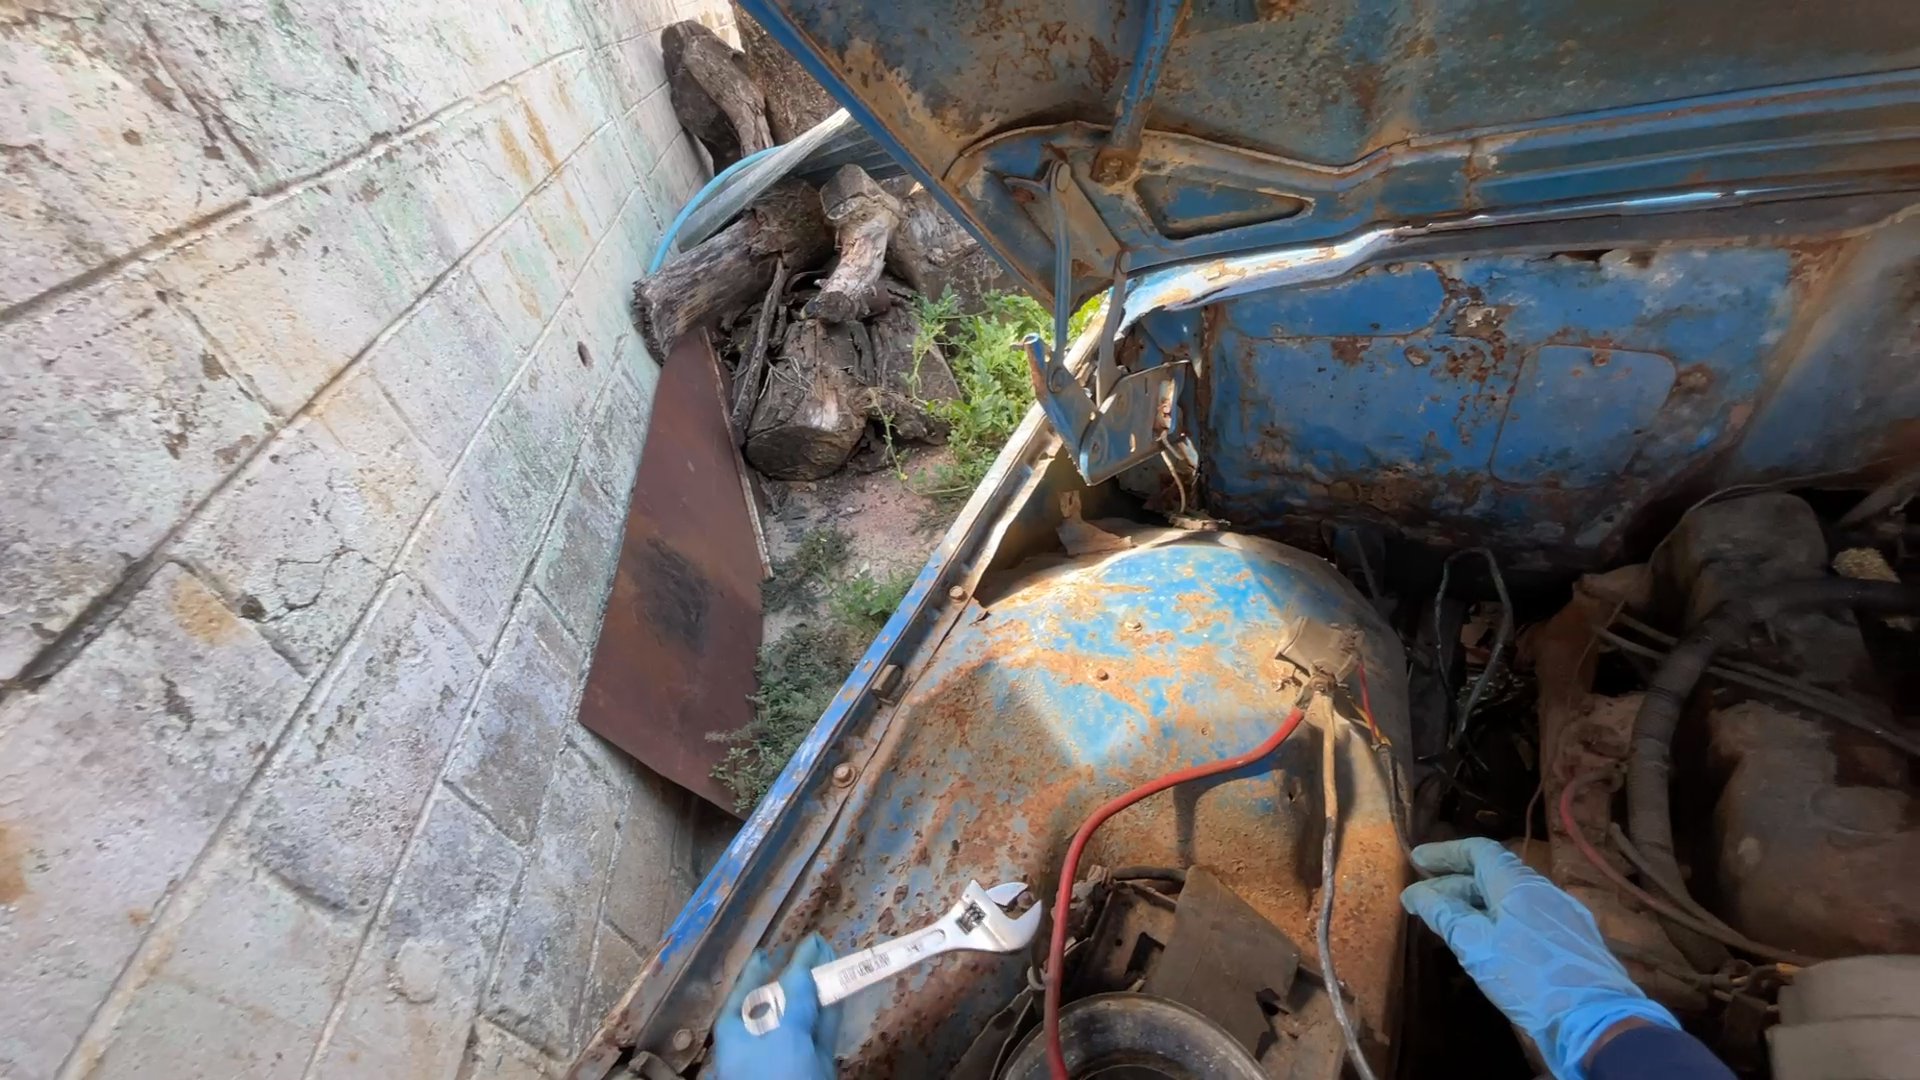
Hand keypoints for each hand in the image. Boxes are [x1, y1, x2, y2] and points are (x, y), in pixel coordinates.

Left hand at [713, 933, 840, 1079]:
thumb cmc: (777, 1077)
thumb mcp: (784, 1033)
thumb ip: (797, 993)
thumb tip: (810, 954)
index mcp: (737, 1043)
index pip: (741, 1001)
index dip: (753, 976)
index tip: (766, 952)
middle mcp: (760, 1050)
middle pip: (777, 1005)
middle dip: (795, 976)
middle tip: (812, 948)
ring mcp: (791, 1061)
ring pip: (804, 1016)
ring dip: (819, 987)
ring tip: (832, 955)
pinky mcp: (817, 1069)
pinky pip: (823, 1032)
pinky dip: (832, 1009)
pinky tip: (843, 986)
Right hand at [1400, 838, 1677, 1079]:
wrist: (1601, 1028)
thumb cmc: (1529, 976)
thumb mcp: (1474, 943)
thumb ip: (1441, 912)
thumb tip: (1414, 894)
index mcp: (1520, 884)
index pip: (1478, 850)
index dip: (1444, 853)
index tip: (1417, 862)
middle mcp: (1545, 893)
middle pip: (1492, 875)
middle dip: (1454, 884)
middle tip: (1425, 900)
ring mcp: (1565, 920)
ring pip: (1509, 899)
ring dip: (1475, 904)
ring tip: (1450, 922)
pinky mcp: (1575, 947)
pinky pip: (1526, 919)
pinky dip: (1498, 921)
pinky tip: (1486, 943)